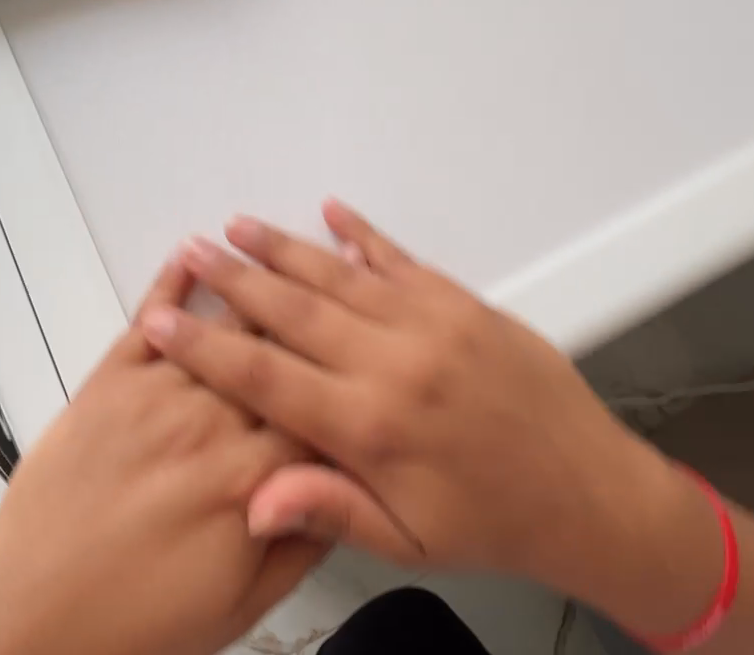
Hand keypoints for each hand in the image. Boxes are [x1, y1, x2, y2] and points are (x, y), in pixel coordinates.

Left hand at [0, 257, 326, 654]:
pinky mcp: (108, 383)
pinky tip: (192, 255)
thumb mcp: (240, 606)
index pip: (317, 413)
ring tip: (272, 250)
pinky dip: (171, 284)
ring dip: (249, 285)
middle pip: (276, 357)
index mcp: (250, 479)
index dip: (339, 385)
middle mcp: (209, 423)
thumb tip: (339, 494)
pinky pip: (147, 319)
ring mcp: (156, 395)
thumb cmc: (138, 619)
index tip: (352, 360)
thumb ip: (300, 543)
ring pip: (221, 329)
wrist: (36, 617)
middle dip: (305, 321)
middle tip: (326, 288)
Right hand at [138, 201, 716, 621]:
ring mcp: (429, 324)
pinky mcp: (462, 303)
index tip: (162, 320)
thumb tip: (254, 500)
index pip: (263, 378)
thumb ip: (328, 508)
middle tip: (192, 249)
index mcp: (370, 428)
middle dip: (232, 279)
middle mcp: (393, 364)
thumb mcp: (408, 542)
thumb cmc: (496, 521)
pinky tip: (332, 211)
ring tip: (239, 225)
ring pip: (337, 275)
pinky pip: (400, 259)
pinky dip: (363, 233)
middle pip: (291, 310)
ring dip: (283, 248)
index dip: (204, 347)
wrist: (591, 494)